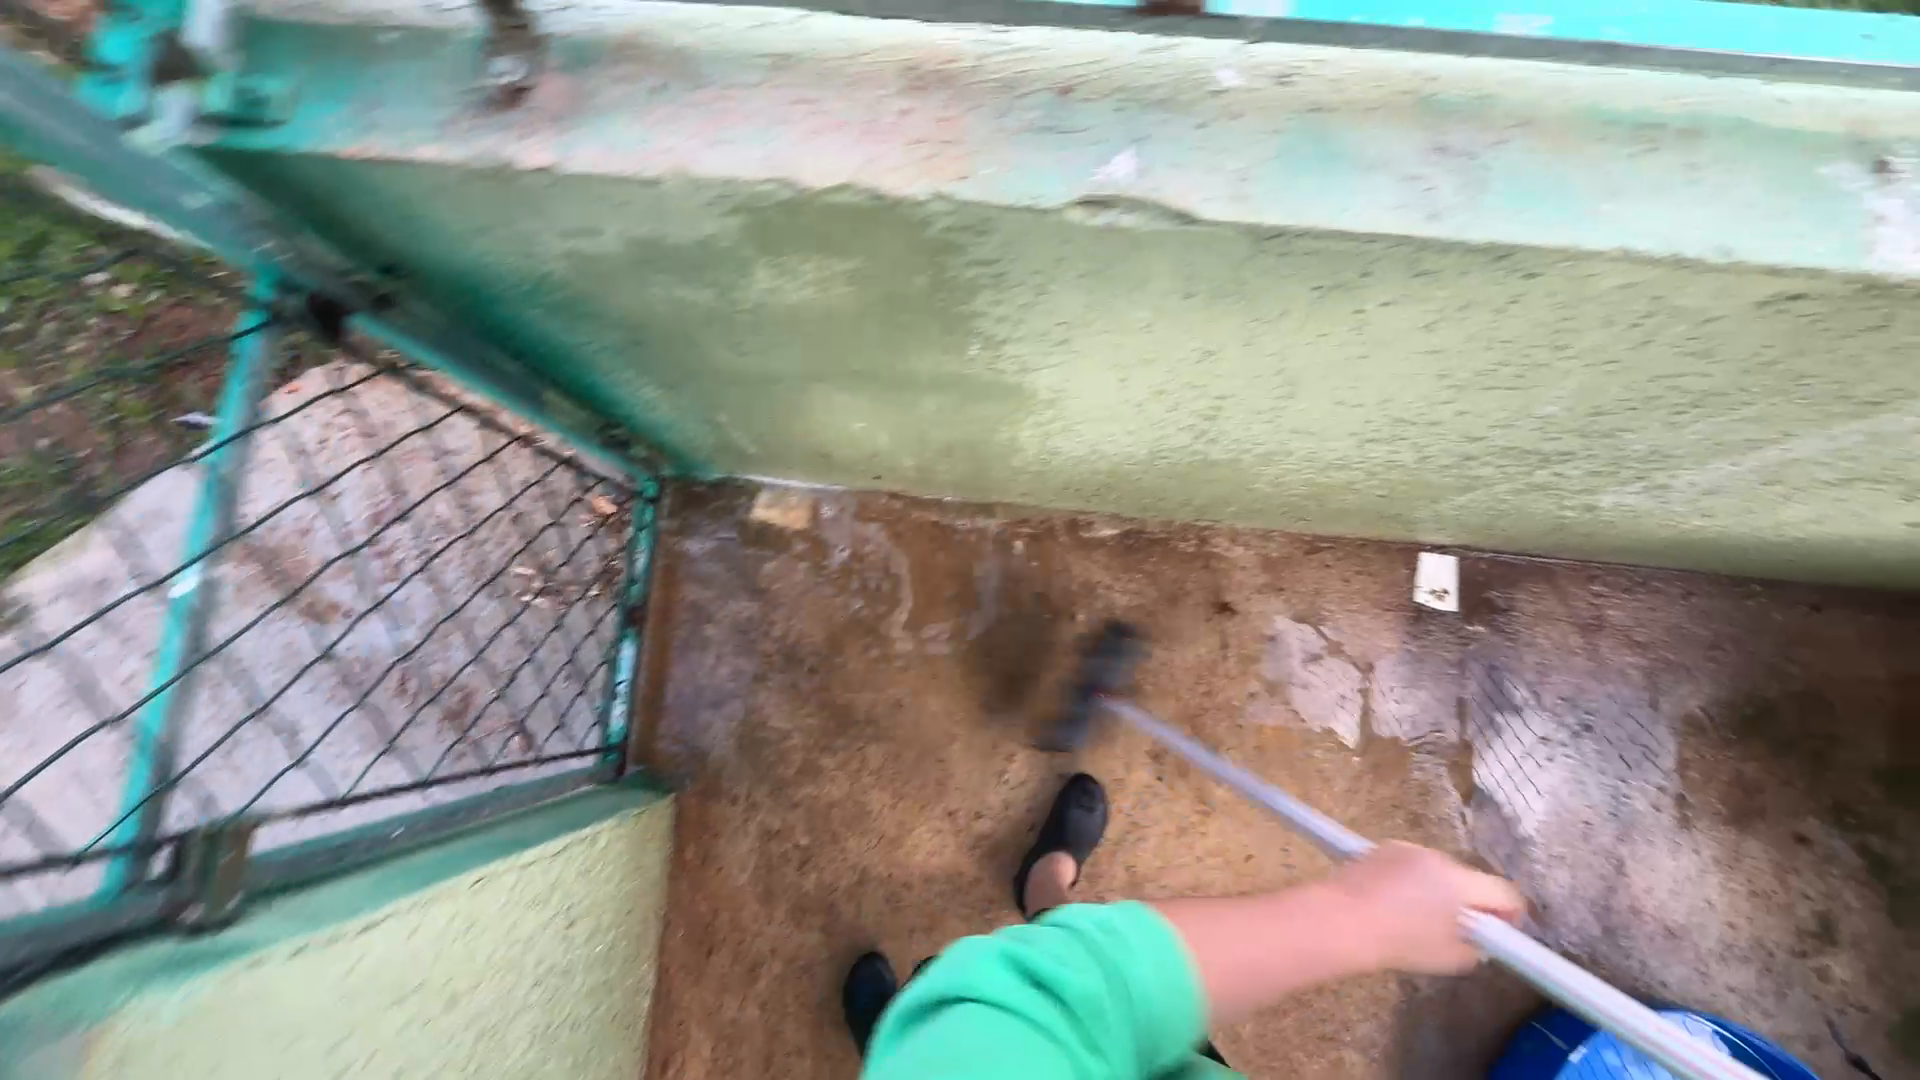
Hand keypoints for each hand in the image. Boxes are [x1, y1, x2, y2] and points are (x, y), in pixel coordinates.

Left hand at [1323, 841, 1525, 974]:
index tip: (1501, 932)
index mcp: (1459, 881)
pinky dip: (1412, 879)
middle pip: (1469, 878)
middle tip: (1459, 927)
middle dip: (1471, 901)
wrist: (1342, 918)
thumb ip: (1477, 946)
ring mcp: (1404, 848)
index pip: (1505, 892)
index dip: (1511, 914)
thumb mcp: (1453, 957)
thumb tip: (1479, 937)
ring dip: (1440, 888)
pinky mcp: (1379, 848)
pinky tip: (1395, 901)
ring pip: (1438, 869)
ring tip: (1421, 915)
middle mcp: (1435, 857)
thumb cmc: (1401, 941)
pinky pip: (1410, 864)